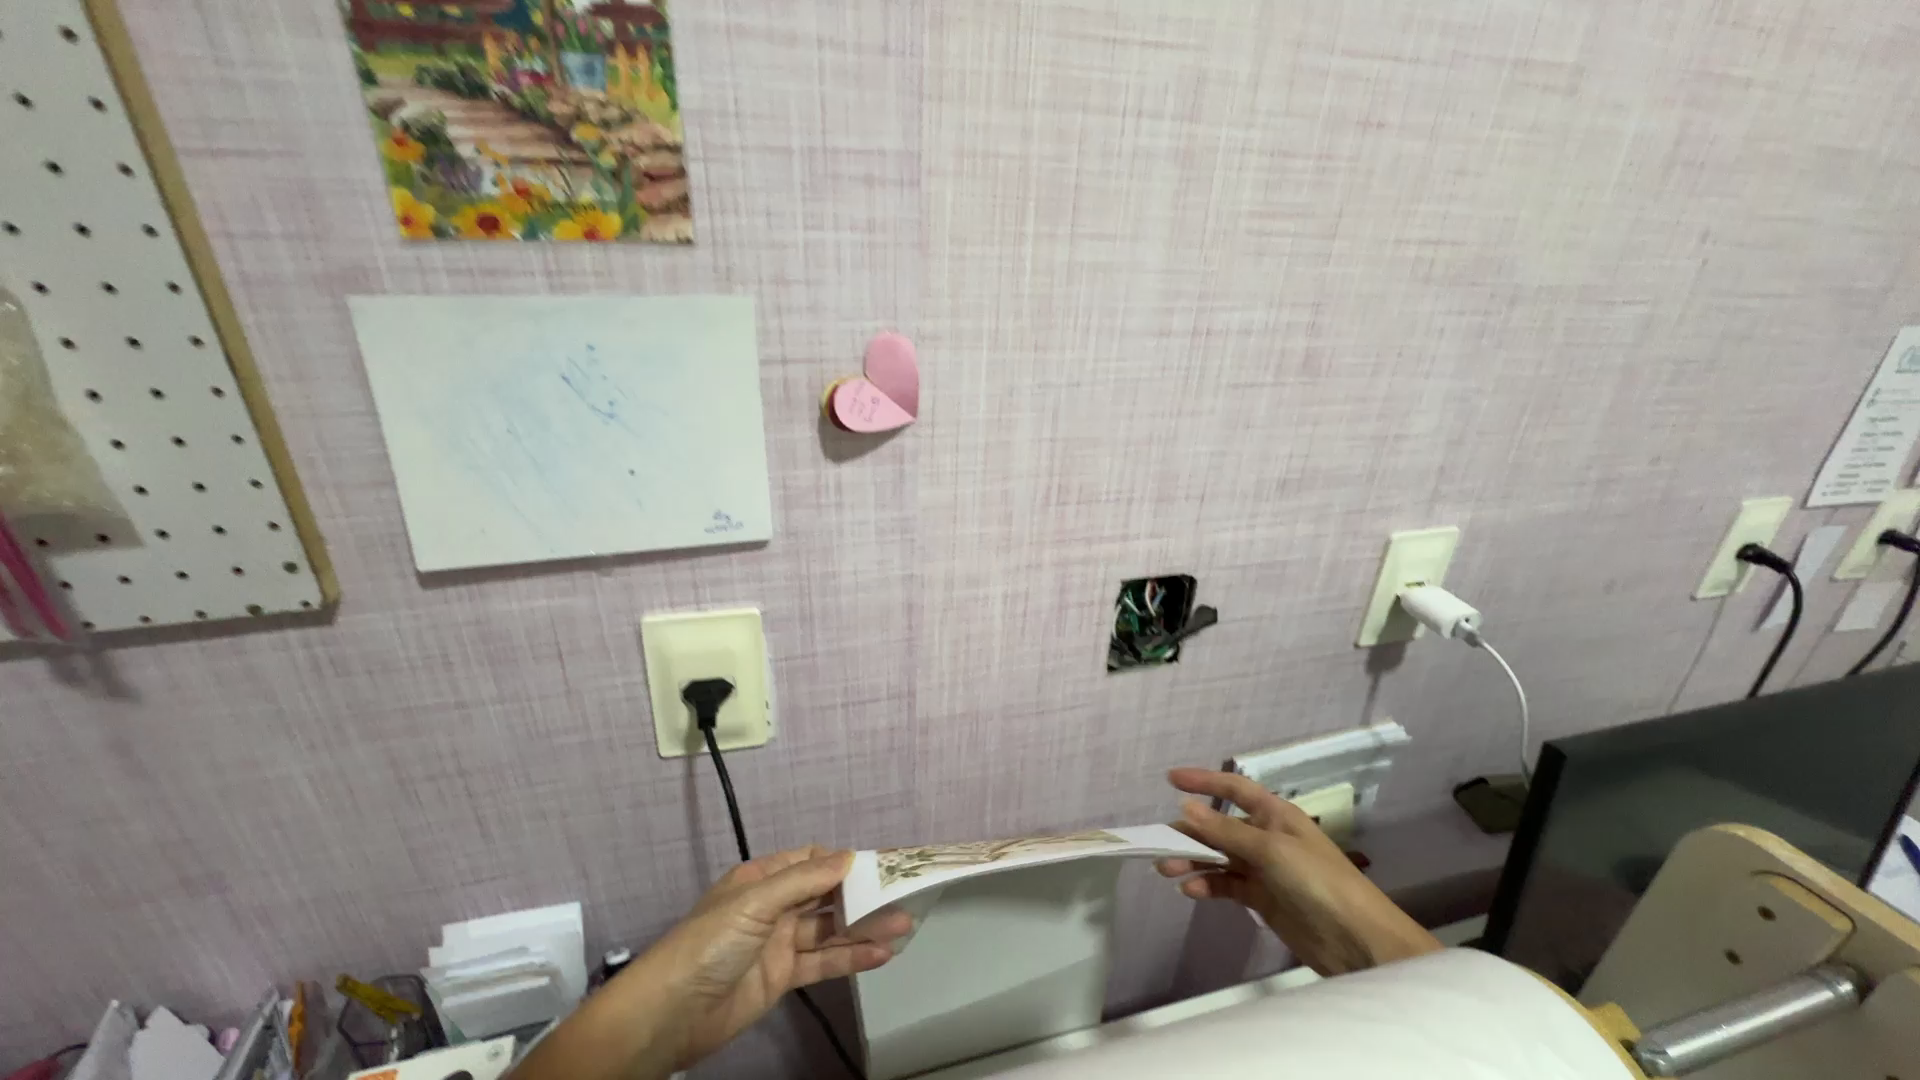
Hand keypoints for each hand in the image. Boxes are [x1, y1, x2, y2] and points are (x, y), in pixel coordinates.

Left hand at [643, 847, 911, 1068]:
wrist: (670, 1014)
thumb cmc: (710, 943)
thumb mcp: (754, 902)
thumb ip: (804, 880)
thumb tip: (848, 856)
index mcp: (761, 878)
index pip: (810, 861)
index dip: (843, 860)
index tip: (880, 863)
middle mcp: (773, 905)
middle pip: (824, 894)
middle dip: (861, 893)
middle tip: (902, 892)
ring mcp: (779, 942)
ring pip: (829, 929)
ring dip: (864, 926)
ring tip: (903, 923)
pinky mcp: (782, 977)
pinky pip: (823, 962)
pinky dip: (851, 957)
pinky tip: (881, 954)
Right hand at [1156, 768, 1441, 975]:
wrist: (1357, 940)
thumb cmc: (1318, 882)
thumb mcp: (1271, 850)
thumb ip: (1226, 831)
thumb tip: (1185, 807)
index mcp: (1276, 815)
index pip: (1235, 789)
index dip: (1204, 781)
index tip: (1170, 779)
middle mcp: (1268, 837)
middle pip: (1220, 827)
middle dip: (1190, 833)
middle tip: (1158, 844)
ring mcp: (1265, 870)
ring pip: (1220, 858)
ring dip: (1193, 861)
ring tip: (1165, 870)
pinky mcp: (1263, 899)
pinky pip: (1228, 885)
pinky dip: (1208, 886)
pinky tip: (1192, 891)